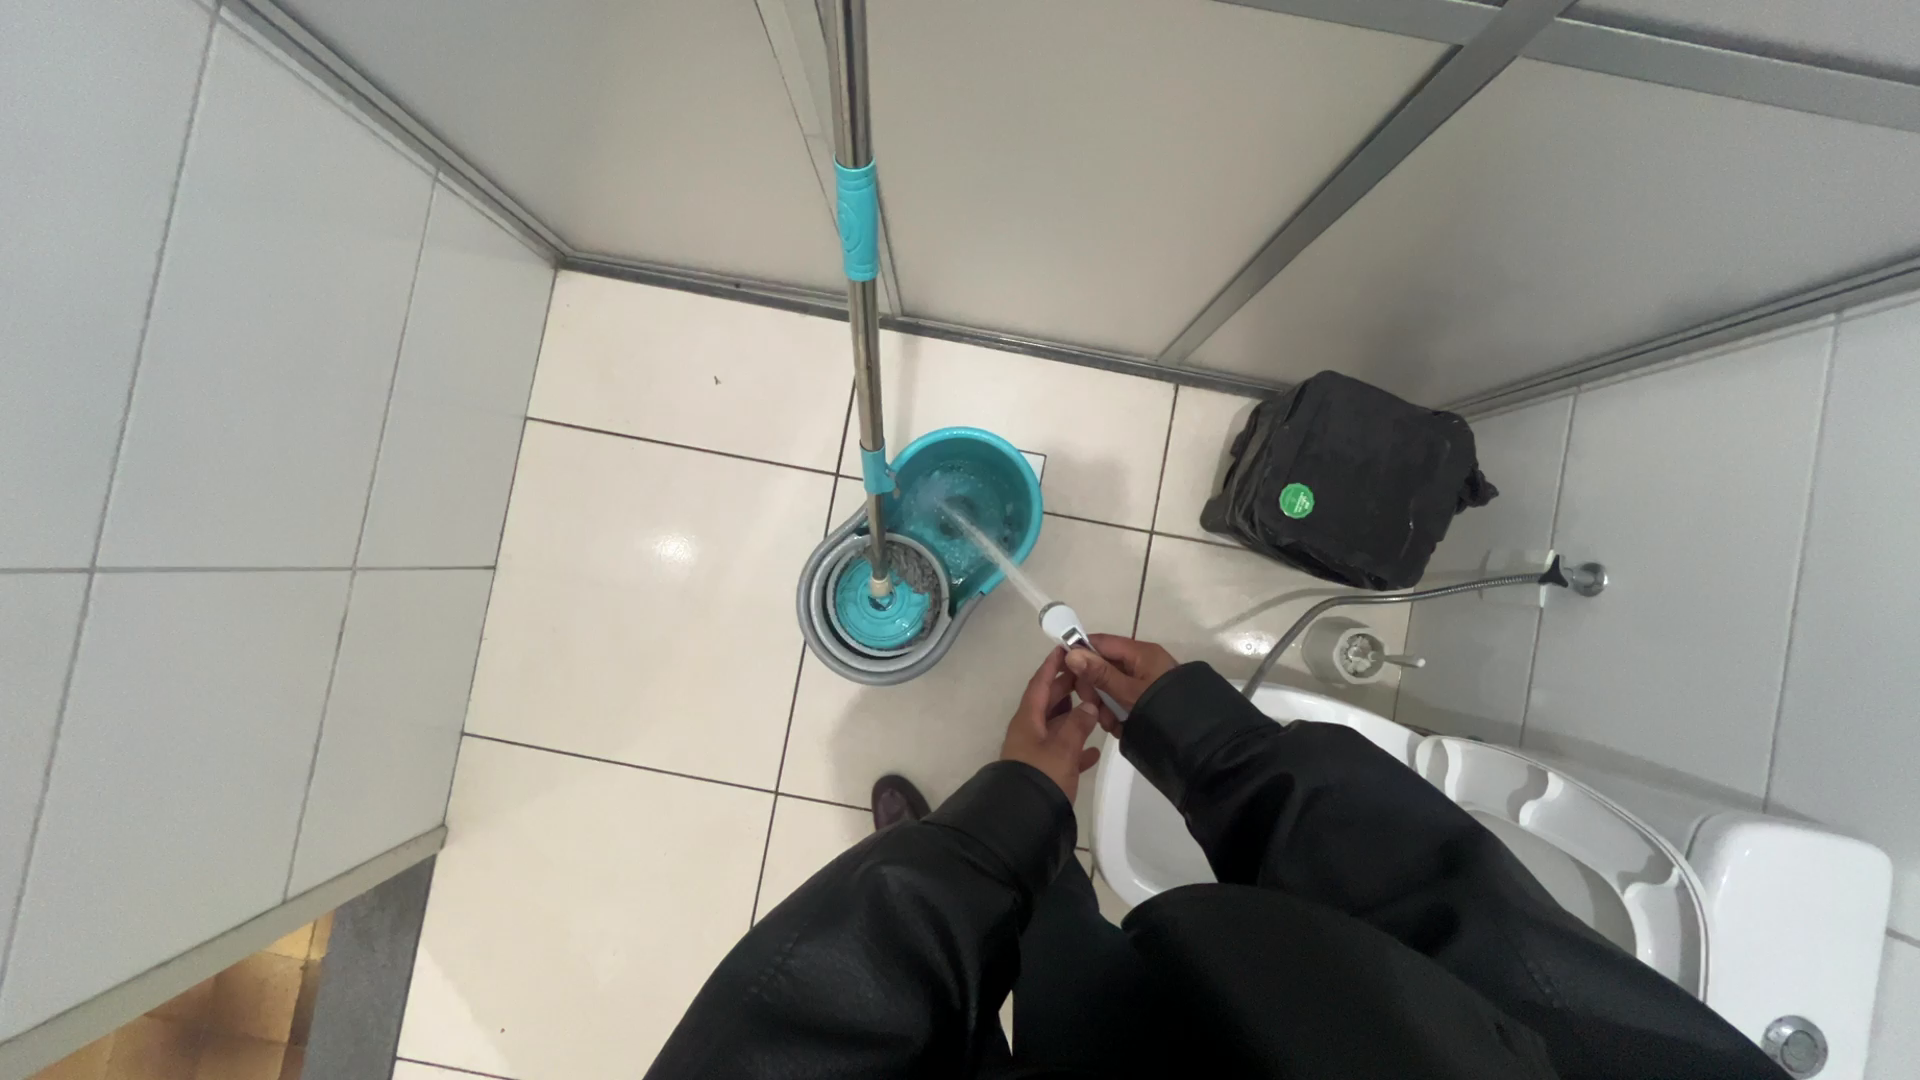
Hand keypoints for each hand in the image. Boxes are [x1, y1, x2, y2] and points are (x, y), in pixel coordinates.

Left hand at [1000, 647, 1102, 802]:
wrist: (1023, 818)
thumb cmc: (1041, 775)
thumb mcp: (1063, 748)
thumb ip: (1078, 724)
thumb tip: (1090, 705)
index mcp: (1028, 719)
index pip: (1040, 684)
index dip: (1052, 666)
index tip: (1064, 648)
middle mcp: (1029, 731)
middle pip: (1049, 702)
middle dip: (1067, 688)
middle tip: (1089, 674)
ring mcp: (1035, 752)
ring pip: (1057, 726)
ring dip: (1075, 717)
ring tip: (1097, 706)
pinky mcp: (1043, 772)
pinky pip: (1062, 752)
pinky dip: (1077, 747)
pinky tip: (1094, 750)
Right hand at [1063, 634, 1178, 733]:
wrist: (1197, 739)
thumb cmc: (1162, 708)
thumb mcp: (1127, 691)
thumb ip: (1099, 673)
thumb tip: (1071, 652)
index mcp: (1139, 652)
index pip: (1100, 642)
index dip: (1080, 653)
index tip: (1065, 672)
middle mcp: (1141, 662)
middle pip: (1103, 666)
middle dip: (1094, 687)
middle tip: (1092, 706)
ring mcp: (1144, 681)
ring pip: (1111, 686)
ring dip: (1104, 705)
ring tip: (1110, 723)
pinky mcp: (1146, 698)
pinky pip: (1122, 700)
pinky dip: (1117, 713)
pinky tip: (1119, 727)